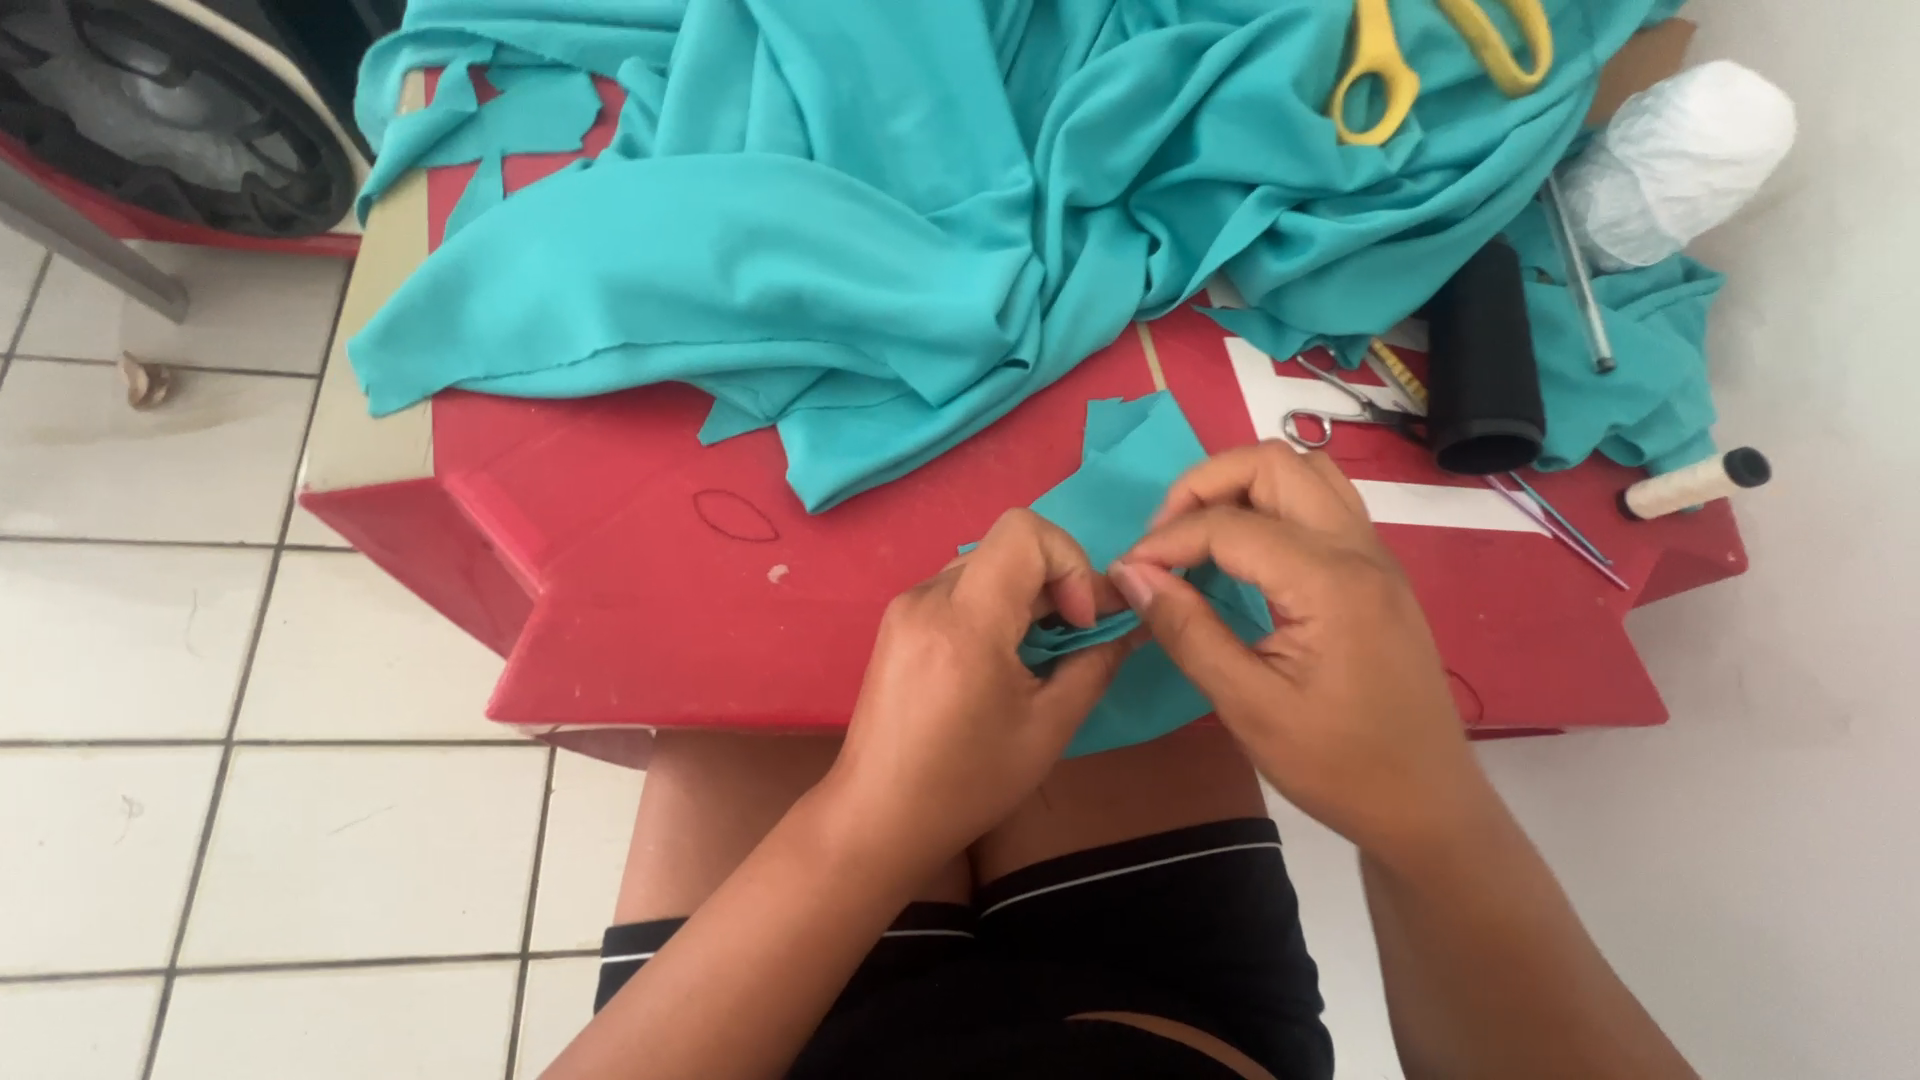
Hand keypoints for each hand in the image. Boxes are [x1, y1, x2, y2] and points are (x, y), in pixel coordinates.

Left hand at [824, 509, 1135, 868]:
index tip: (1077, 620)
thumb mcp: (1048, 727)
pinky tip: (997, 660)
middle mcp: (927, 597)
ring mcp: (906, 607)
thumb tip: (1131, 623)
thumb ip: (1095, 663)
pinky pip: (958, 589)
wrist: (879, 815)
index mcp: (965, 621)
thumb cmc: (968, 782)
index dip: (1069, 562)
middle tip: (1074, 638)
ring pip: (984, 567)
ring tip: (1035, 654)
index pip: (1024, 531)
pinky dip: (992, 608)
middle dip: (1054, 583)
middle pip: (1007, 548)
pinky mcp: (897, 622)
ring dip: (1023, 597)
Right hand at [1109, 442, 1494, 865]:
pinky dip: (1272, 503)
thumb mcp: (1248, 707)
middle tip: (1164, 538)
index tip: (1127, 573)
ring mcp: (1375, 555)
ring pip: (1304, 471)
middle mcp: (1359, 550)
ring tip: (1201, 534)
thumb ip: (1187, 631)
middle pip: (1273, 463)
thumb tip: (1133, 574)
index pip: (1229, 525)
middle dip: (1203, 485)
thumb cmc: (1337, 765)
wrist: (1427, 806)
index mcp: (1330, 583)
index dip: (1166, 540)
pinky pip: (1322, 501)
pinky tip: (1244, 552)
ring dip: (1242, 485)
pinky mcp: (1376, 571)